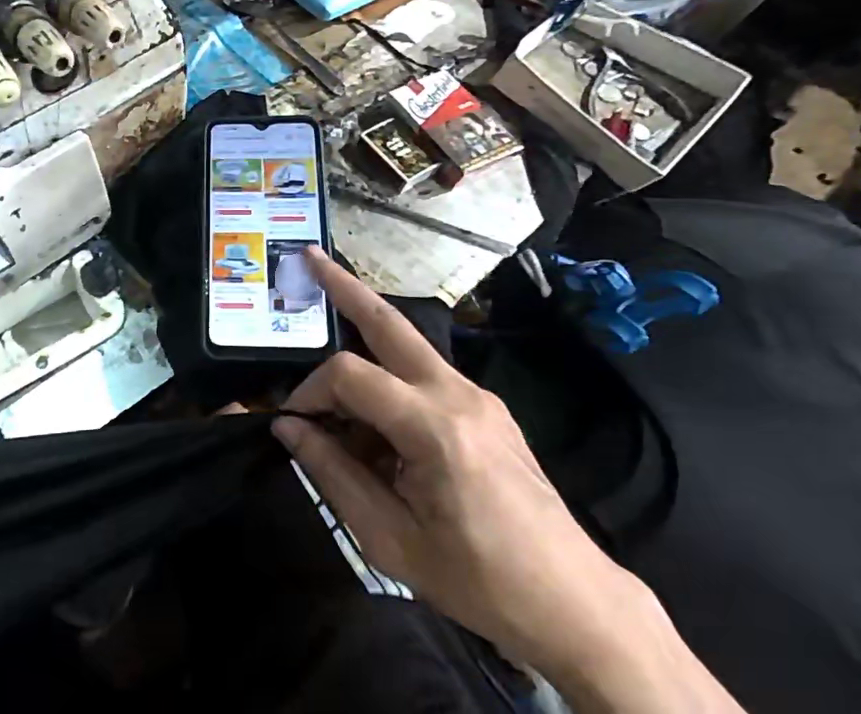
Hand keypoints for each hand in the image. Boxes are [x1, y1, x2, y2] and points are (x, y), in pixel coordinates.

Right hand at [273, 247, 742, 713]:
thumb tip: (288, 427)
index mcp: (435, 429)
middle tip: (311, 258)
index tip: (293, 423)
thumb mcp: (388, 537)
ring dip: (364, 334)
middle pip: (390, 322)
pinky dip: (388, 378)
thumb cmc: (475, 578)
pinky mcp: (487, 408)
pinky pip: (425, 375)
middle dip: (346, 287)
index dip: (310, 391)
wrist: (572, 602)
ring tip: (328, 346)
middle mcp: (459, 395)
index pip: (350, 376)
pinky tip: (372, 416)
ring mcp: (479, 397)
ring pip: (408, 344)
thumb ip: (332, 472)